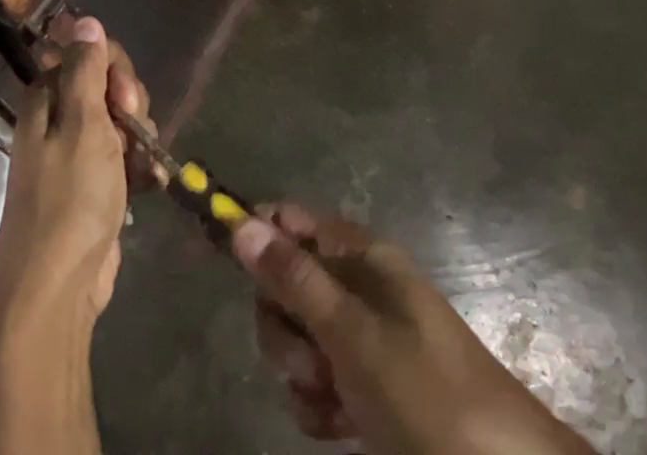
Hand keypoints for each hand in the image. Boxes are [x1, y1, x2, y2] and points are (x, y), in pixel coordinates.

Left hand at [0, 16, 153, 323]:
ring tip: (145, 167)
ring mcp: (75, 157)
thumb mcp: (82, 127)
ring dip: (141, 139)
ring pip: (120, 125)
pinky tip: (152, 182)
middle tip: (133, 132)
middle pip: (106, 89)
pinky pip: (123, 160)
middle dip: (131, 106)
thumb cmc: (70, 200)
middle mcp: (56, 123)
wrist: (58, 284)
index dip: (114, 70)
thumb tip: (83, 18)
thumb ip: (85, 72)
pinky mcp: (94, 188)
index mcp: (45, 101)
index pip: (85, 57)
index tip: (125, 99)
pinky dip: (140, 167)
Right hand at [233, 204, 594, 454]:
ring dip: (299, 372)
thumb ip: (294, 278)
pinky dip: (319, 405)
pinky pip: (314, 382)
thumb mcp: (352, 332)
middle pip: (284, 285)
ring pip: (295, 338)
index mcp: (364, 259)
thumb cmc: (426, 391)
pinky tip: (339, 425)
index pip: (292, 220)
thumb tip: (239, 222)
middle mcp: (359, 291)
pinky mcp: (364, 388)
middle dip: (282, 325)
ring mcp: (362, 341)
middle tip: (306, 354)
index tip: (220, 251)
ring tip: (332, 396)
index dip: (255, 232)